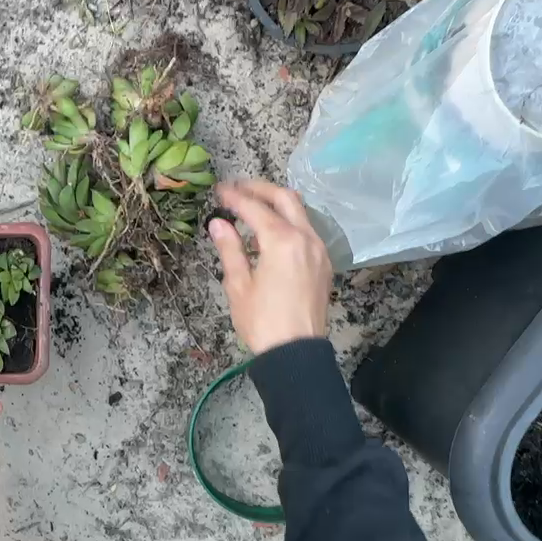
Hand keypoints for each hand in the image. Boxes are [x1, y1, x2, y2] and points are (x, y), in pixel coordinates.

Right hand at [208, 180, 332, 353]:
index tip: (218, 191)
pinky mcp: (323, 263)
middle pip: (286, 198)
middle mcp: (306, 238)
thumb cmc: (262, 322)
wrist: (296, 352)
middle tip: (238, 188)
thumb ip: (230, 249)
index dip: (235, 197)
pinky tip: (271, 232)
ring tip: (253, 206)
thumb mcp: (238, 285)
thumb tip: (218, 224)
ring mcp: (319, 250)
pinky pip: (307, 230)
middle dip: (260, 189)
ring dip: (276, 203)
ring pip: (300, 212)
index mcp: (282, 242)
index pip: (255, 208)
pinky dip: (288, 221)